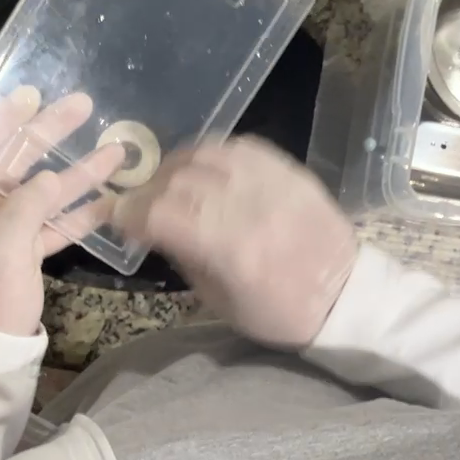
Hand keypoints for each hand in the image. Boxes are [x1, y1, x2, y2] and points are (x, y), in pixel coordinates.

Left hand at [0, 86, 121, 336]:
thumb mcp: (4, 250)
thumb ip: (27, 206)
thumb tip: (51, 178)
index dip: (0, 119)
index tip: (31, 97)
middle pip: (15, 162)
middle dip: (48, 135)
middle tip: (83, 107)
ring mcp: (4, 232)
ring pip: (42, 192)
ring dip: (77, 174)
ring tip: (116, 152)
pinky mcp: (24, 253)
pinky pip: (53, 224)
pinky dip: (79, 213)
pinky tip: (110, 200)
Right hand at [113, 137, 357, 347]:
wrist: (343, 296)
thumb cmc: (277, 313)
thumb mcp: (218, 301)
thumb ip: (183, 256)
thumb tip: (151, 227)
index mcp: (233, 253)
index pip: (163, 214)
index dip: (129, 212)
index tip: (116, 217)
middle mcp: (252, 209)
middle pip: (181, 180)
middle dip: (148, 190)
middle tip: (139, 204)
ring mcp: (274, 183)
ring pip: (207, 154)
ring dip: (176, 165)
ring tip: (167, 182)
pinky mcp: (290, 170)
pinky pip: (239, 146)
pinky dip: (210, 153)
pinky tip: (201, 168)